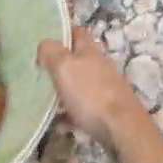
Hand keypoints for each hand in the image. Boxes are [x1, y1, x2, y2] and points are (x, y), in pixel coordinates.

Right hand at [37, 28, 145, 147]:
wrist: (122, 129)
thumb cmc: (90, 94)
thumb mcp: (64, 67)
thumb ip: (51, 52)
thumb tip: (44, 46)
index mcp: (90, 51)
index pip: (77, 33)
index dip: (62, 33)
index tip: (45, 42)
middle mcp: (101, 67)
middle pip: (79, 60)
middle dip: (61, 65)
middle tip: (41, 73)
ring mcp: (107, 89)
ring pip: (81, 84)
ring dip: (65, 90)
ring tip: (45, 100)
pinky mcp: (109, 111)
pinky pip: (85, 108)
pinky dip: (72, 113)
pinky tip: (60, 123)